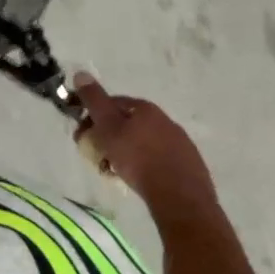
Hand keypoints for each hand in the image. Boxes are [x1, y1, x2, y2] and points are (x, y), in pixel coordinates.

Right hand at [72, 72, 218, 214]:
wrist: (180, 200)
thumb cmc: (137, 158)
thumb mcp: (107, 126)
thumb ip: (94, 100)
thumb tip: (81, 73)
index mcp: (147, 109)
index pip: (114, 103)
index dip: (94, 116)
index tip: (84, 133)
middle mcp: (168, 122)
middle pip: (130, 124)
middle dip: (110, 135)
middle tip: (97, 153)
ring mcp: (183, 146)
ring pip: (145, 143)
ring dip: (128, 151)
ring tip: (116, 169)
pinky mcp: (192, 168)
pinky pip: (161, 161)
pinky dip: (147, 165)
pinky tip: (140, 179)